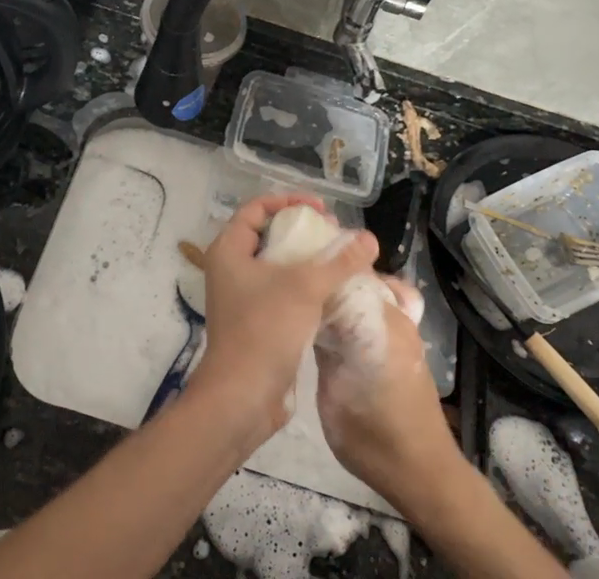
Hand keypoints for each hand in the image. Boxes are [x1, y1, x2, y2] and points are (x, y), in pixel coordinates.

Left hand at [182, 193, 378, 439]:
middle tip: (335, 235)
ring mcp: (243, 300)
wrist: (244, 395)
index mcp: (229, 251)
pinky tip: (335, 294)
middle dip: (303, 233)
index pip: (255, 210)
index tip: (321, 209)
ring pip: (278, 268)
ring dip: (308, 263)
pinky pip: (284, 295)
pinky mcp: (258, 325)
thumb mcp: (305, 287)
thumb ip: (338, 261)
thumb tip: (369, 239)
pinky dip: (307, 290)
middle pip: (268, 237)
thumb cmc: (265, 329)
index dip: (288, 202)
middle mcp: (231, 271)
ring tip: (341, 262)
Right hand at [315, 275, 460, 505]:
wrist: (423, 471)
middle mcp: (393, 317)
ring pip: (371, 289)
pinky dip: (361, 304)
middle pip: (356, 278)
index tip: (286, 274)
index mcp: (372, 325)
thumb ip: (324, 348)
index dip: (312, 270)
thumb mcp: (332, 396)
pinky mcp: (409, 343)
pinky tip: (340, 321)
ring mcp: (405, 328)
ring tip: (314, 299)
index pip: (338, 276)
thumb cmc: (372, 438)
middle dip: (328, 275)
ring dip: (345, 289)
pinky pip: (383, 306)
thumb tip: (309, 318)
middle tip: (295, 285)